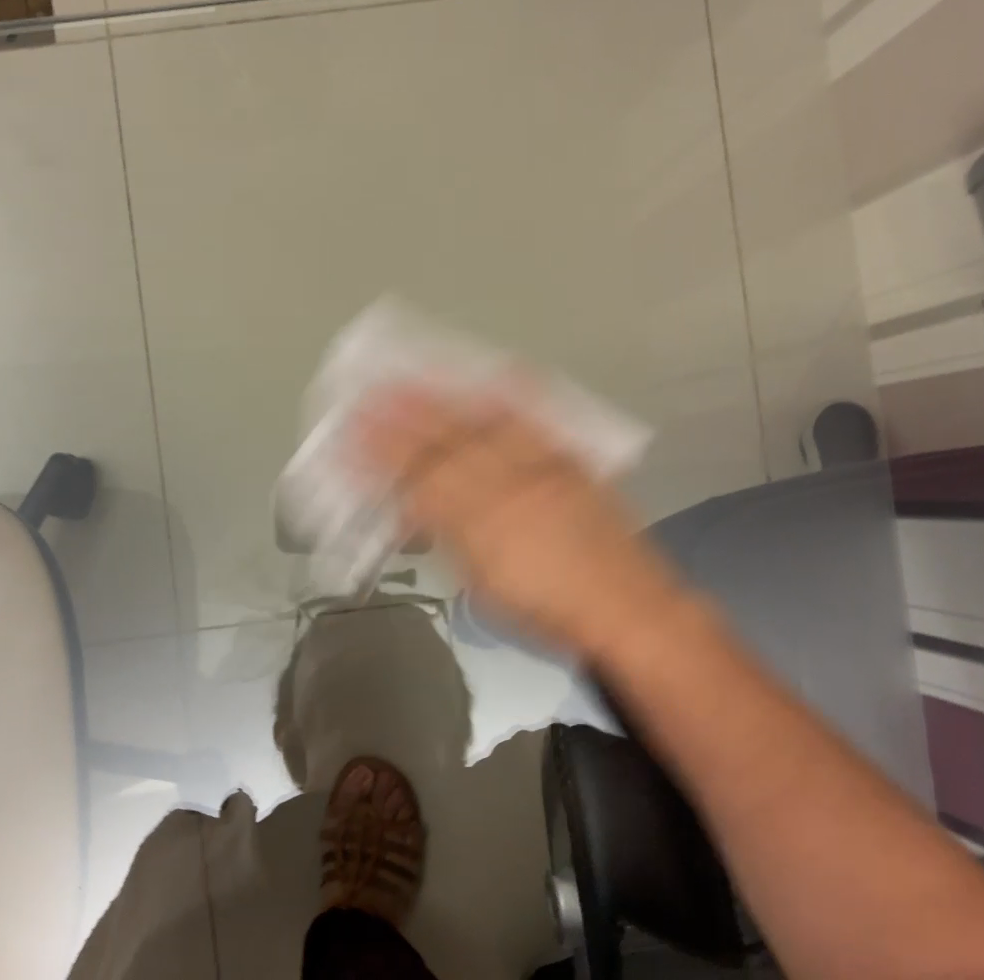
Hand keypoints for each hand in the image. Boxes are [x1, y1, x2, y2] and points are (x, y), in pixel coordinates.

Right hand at [351, 384, 690, 659]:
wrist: (630, 610)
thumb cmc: (547, 611)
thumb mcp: (482, 585)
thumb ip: (446, 539)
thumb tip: (410, 509)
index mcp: (481, 523)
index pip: (420, 479)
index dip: (383, 455)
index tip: (353, 434)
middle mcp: (510, 486)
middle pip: (446, 443)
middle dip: (403, 416)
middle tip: (369, 394)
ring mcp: (544, 468)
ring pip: (486, 424)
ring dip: (446, 397)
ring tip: (415, 375)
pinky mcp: (572, 461)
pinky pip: (540, 420)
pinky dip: (516, 393)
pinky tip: (500, 371)